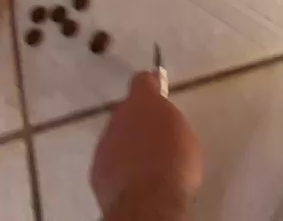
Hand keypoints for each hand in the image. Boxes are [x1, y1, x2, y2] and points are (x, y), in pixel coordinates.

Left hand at [91, 73, 203, 217]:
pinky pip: (110, 161)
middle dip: (138, 120)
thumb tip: (164, 124)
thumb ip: (170, 122)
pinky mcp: (96, 170)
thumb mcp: (185, 135)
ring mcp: (104, 143)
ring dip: (128, 144)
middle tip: (155, 137)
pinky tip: (132, 180)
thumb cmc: (175, 164)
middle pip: (128, 111)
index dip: (151, 85)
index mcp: (144, 102)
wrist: (149, 203)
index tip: (158, 87)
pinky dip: (119, 167)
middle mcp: (119, 116)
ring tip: (145, 163)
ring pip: (117, 137)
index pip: (142, 80)